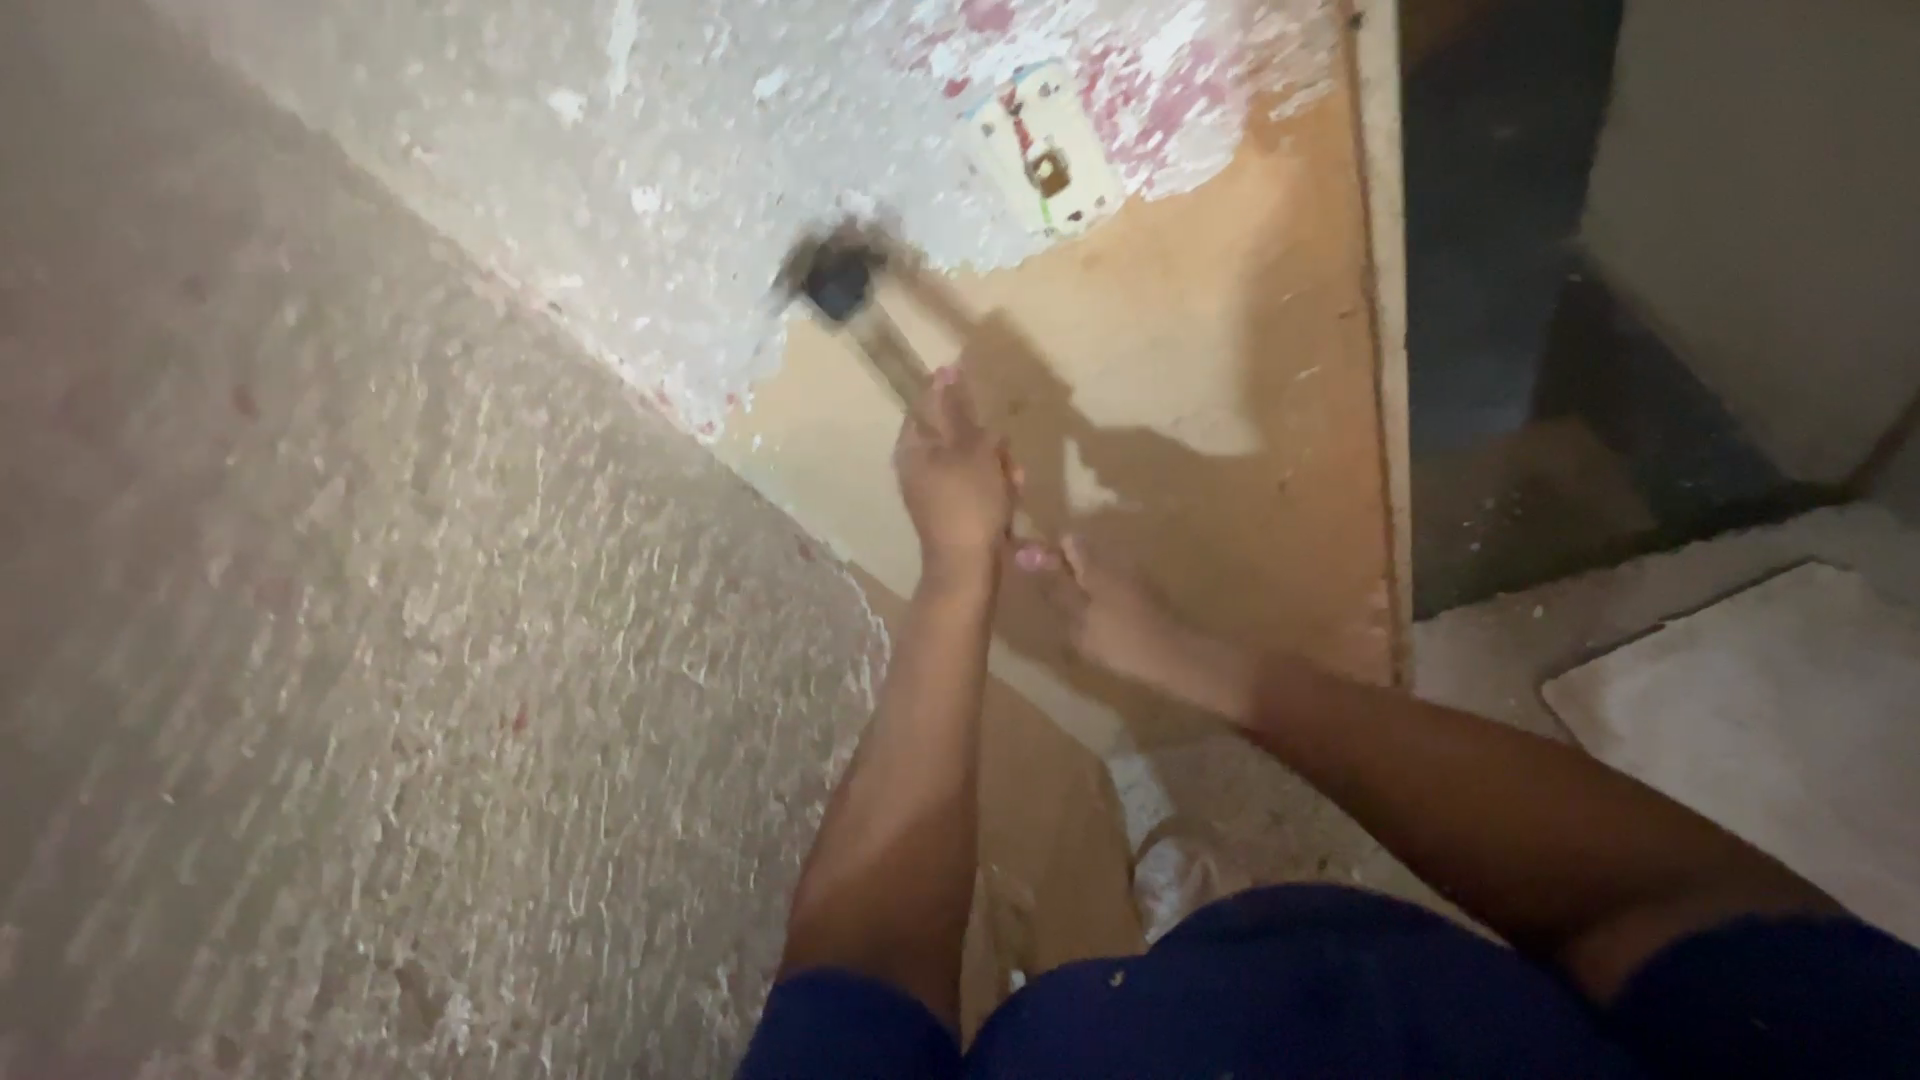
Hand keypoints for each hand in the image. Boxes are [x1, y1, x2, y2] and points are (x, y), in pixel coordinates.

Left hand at [894, 366, 1018, 578]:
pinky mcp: (953, 511)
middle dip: (986, 440)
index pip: (926, 404)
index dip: (948, 389)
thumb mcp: (972, 453)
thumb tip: (946, 372)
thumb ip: (960, 411)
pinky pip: (976, 485)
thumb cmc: (969, 505)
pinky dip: (994, 487)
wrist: (968, 569)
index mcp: (913, 449)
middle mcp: (917, 467)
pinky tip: (1011, 498)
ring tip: (1014, 480)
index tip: (969, 377)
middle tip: (1004, 451)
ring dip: (997, 464)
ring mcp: (934, 491)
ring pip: (972, 460)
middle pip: (955, 434)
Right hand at [1016, 536, 1255, 720]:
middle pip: (1084, 553)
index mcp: (1096, 564)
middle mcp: (1116, 560)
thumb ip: (1054, 586)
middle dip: (1066, 569)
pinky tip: (1100, 622)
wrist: (1174, 658)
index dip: (1049, 553)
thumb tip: (1025, 554)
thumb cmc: (1119, 639)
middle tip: (1055, 601)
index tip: (1037, 575)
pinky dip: (1102, 597)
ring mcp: (1134, 575)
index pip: (1067, 541)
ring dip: (1085, 585)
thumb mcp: (1078, 616)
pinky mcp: (1146, 593)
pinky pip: (1114, 585)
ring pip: (1100, 569)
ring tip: (1075, 615)